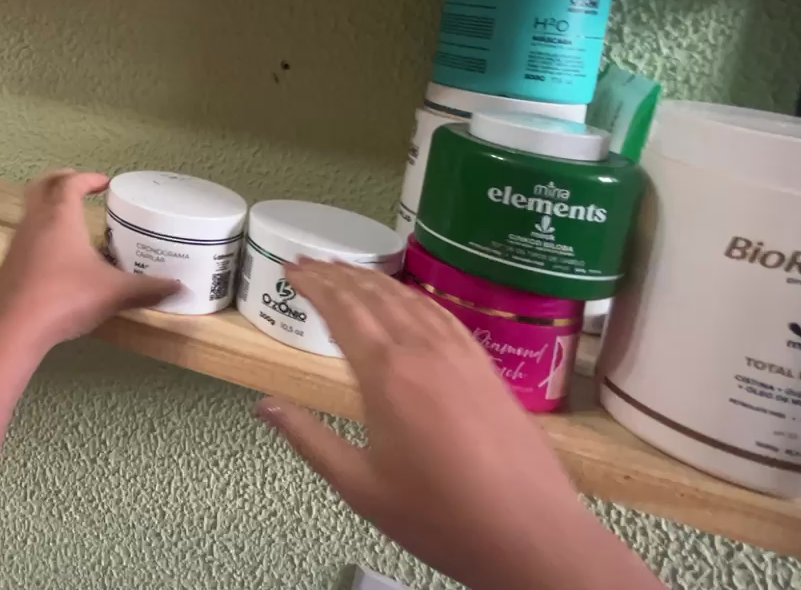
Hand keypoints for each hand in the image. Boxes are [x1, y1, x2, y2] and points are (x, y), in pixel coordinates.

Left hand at [0, 170, 180, 353]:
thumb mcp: (114, 293)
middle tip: (79, 183)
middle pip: (42, 185)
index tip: (105, 182)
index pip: (71, 183)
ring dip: (48, 204)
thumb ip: (148, 289)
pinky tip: (55, 252)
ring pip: (31, 209)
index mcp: (60, 217)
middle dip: (60, 179)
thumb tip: (180, 289)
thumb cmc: (66, 299)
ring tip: (69, 215)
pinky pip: (25, 233)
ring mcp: (18, 241)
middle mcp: (36, 221)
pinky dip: (40, 229)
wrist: (16, 327)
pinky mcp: (10, 262)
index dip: (88, 178)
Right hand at [255, 261, 661, 589]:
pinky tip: (402, 295)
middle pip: (370, 294)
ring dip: (369, 277)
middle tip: (306, 261)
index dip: (312, 283)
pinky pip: (439, 312)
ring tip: (343, 268)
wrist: (537, 540)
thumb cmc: (442, 517)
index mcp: (385, 373)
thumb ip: (308, 439)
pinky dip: (410, 294)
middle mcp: (420, 349)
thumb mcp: (361, 486)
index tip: (289, 269)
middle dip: (334, 273)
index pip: (340, 308)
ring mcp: (458, 353)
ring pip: (405, 297)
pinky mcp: (484, 365)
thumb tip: (264, 406)